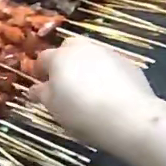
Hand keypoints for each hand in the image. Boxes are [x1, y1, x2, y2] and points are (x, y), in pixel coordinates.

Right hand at [33, 37, 163, 153]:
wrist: (129, 117)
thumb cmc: (81, 113)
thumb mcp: (54, 108)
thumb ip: (42, 94)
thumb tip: (35, 88)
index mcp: (60, 57)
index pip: (43, 59)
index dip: (40, 71)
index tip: (41, 85)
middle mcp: (83, 48)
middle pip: (68, 49)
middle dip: (64, 62)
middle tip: (65, 84)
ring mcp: (108, 53)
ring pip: (91, 55)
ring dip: (86, 67)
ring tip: (88, 90)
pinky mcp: (128, 63)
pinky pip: (110, 65)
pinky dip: (106, 75)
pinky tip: (109, 94)